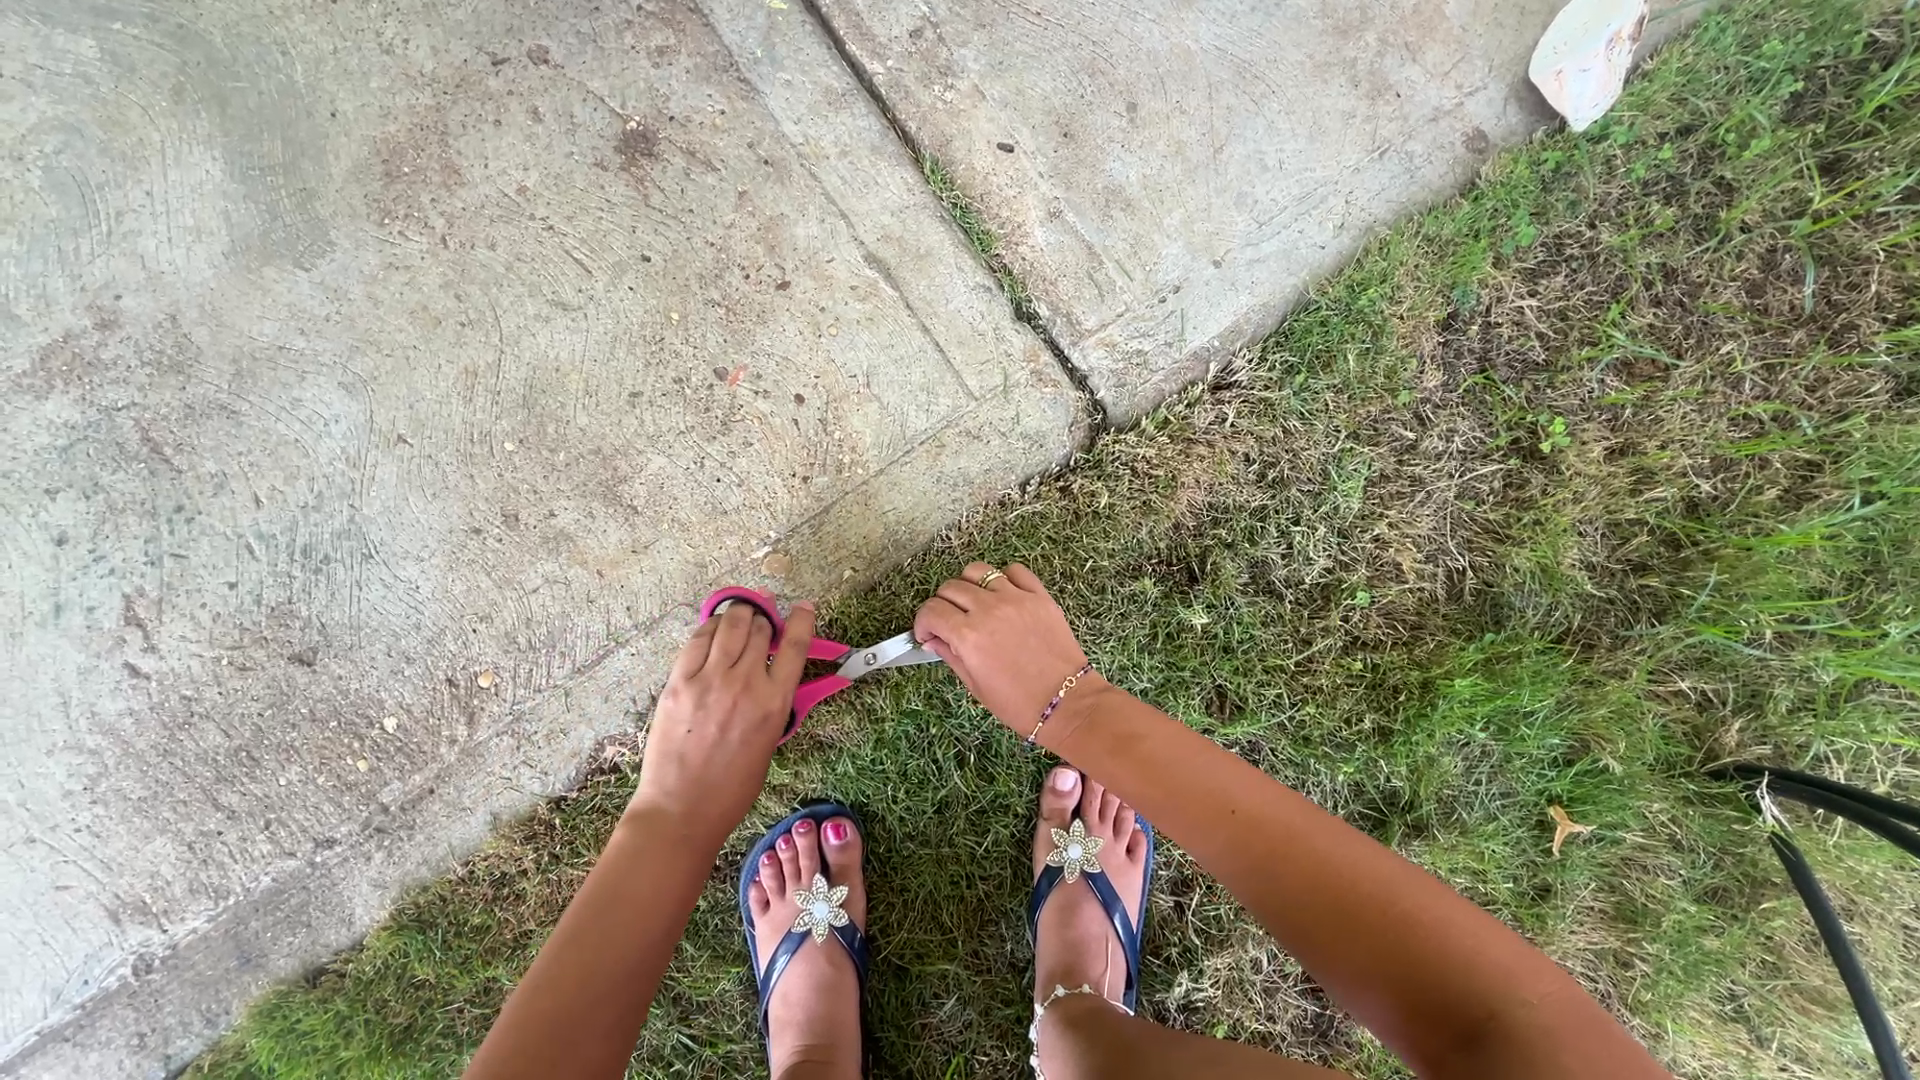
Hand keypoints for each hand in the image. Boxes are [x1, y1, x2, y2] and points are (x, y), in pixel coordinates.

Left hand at [630, 598, 815, 843]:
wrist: (681, 809)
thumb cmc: (732, 787)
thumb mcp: (770, 742)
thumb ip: (772, 704)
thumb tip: (770, 676)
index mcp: (775, 703)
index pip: (796, 645)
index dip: (802, 619)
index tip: (804, 607)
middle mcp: (746, 683)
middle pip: (760, 628)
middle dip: (764, 619)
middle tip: (761, 621)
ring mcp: (709, 680)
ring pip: (730, 625)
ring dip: (739, 615)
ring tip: (739, 617)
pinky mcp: (679, 682)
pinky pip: (698, 640)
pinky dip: (710, 628)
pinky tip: (713, 631)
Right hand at [913, 562, 1105, 735]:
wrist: (1066, 703)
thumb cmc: (1019, 703)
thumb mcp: (975, 685)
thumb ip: (950, 655)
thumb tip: (932, 639)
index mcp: (968, 636)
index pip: (931, 610)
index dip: (923, 622)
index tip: (927, 633)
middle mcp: (989, 610)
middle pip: (951, 587)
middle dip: (942, 604)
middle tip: (949, 622)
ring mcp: (1016, 599)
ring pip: (978, 571)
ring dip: (968, 585)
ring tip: (974, 604)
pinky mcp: (1039, 596)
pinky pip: (1015, 571)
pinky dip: (1003, 578)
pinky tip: (1003, 595)